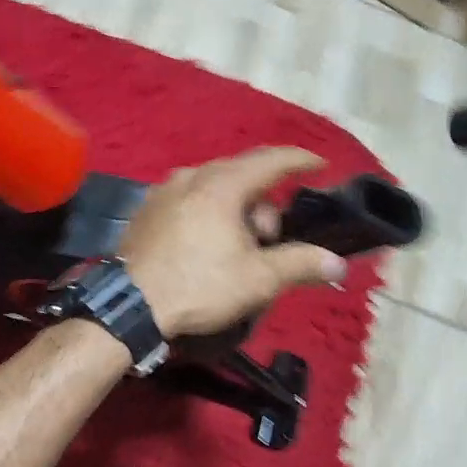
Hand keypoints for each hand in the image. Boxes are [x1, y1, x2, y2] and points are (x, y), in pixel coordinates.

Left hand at [117, 147, 346, 336]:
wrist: (130, 305)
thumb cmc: (199, 286)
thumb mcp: (258, 279)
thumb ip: (300, 264)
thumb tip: (337, 263)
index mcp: (220, 184)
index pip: (270, 160)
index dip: (300, 161)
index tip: (320, 165)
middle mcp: (190, 177)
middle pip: (240, 175)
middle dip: (264, 203)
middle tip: (271, 240)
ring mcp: (162, 192)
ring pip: (212, 187)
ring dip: (234, 209)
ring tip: (239, 247)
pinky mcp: (145, 211)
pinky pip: (188, 200)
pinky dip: (208, 213)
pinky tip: (208, 244)